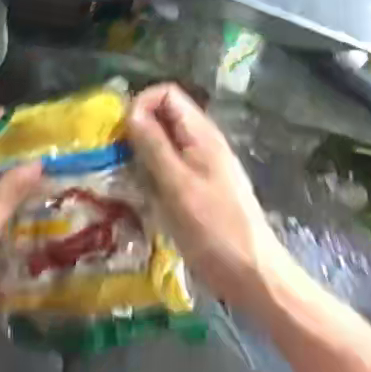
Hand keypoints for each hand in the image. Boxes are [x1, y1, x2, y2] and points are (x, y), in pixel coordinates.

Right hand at [126, 83, 291, 307]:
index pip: (167, 94)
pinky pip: (171, 168)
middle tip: (115, 156)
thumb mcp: (178, 186)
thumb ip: (154, 146)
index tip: (121, 131)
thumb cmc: (215, 230)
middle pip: (165, 116)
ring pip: (166, 144)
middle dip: (138, 129)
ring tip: (123, 177)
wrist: (254, 277)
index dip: (141, 103)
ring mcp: (204, 167)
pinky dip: (153, 174)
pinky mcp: (201, 190)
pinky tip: (142, 197)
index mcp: (201, 134)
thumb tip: (131, 111)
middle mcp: (203, 142)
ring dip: (143, 154)